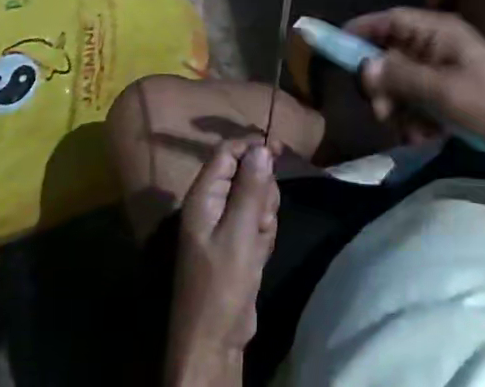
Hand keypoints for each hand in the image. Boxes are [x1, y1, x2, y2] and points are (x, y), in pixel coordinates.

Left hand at [165, 140, 278, 386]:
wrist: (215, 337)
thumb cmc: (222, 281)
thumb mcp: (240, 232)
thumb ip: (251, 188)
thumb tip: (261, 148)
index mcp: (203, 196)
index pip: (227, 153)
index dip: (252, 147)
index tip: (281, 150)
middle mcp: (211, 204)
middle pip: (246, 174)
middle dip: (262, 192)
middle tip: (261, 219)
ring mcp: (224, 224)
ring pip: (255, 198)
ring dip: (264, 216)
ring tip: (258, 242)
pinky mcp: (236, 242)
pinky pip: (257, 222)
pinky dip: (263, 234)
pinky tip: (260, 254)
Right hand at [347, 8, 484, 149]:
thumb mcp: (441, 90)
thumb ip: (400, 76)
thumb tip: (364, 66)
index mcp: (436, 30)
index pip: (389, 20)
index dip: (361, 30)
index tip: (335, 46)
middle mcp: (436, 43)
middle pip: (391, 54)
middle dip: (383, 84)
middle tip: (381, 111)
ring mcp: (444, 66)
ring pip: (403, 81)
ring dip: (400, 107)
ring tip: (410, 132)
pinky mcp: (450, 89)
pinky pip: (419, 98)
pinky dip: (417, 117)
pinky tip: (425, 137)